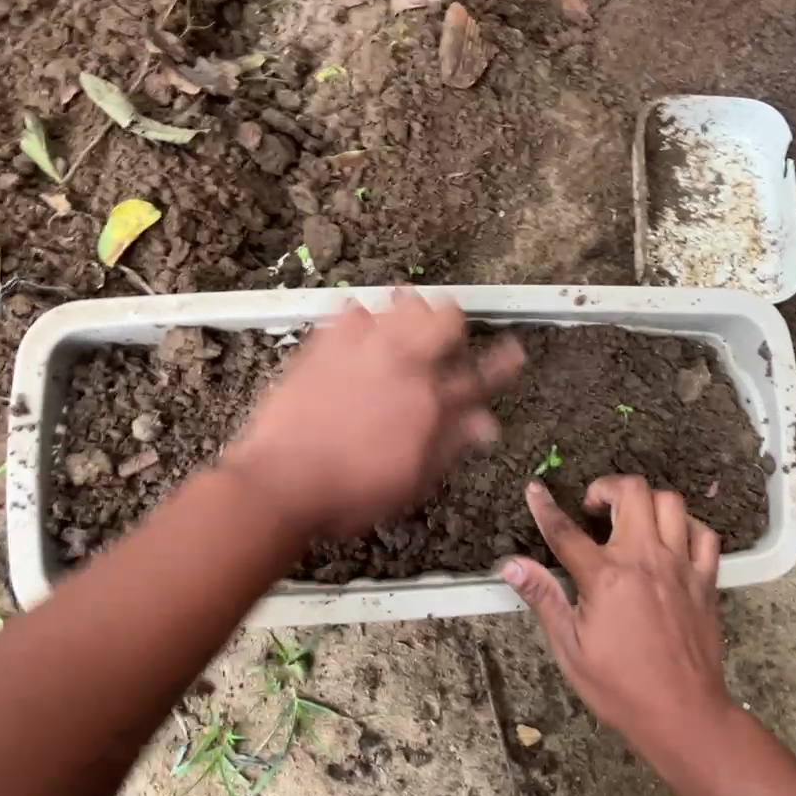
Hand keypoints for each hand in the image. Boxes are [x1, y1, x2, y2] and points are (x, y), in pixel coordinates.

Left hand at [224, 292, 523, 539]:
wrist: (281, 483)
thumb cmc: (350, 493)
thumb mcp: (412, 480)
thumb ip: (451, 445)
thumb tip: (486, 424)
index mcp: (431, 404)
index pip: (481, 376)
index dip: (504, 362)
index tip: (514, 351)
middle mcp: (402, 366)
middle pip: (444, 317)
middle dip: (452, 321)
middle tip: (446, 335)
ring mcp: (362, 349)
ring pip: (402, 302)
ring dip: (410, 309)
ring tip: (405, 322)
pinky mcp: (325, 343)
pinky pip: (351, 308)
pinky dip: (362, 315)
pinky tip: (359, 328)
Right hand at [502, 477, 732, 747]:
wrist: (683, 714)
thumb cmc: (620, 686)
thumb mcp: (570, 647)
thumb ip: (544, 598)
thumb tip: (512, 565)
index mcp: (606, 576)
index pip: (565, 530)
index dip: (545, 506)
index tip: (535, 490)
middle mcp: (645, 559)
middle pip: (632, 492)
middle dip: (607, 487)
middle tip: (593, 507)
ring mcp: (680, 566)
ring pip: (670, 502)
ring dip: (646, 501)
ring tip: (630, 518)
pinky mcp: (705, 580)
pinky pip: (703, 534)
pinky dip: (687, 526)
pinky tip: (671, 540)